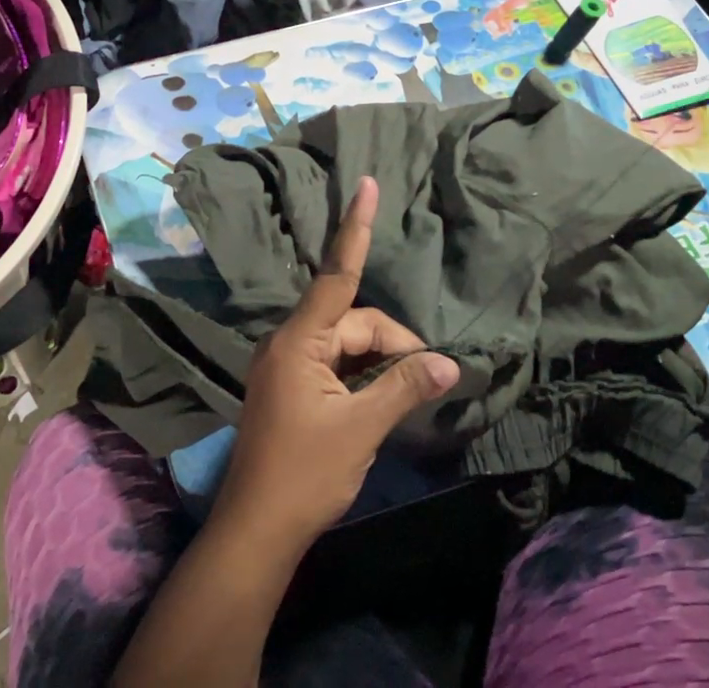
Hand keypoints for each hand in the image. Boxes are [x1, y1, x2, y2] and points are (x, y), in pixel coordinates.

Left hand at [213, 177, 461, 547]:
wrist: (258, 524)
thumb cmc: (306, 473)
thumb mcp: (362, 429)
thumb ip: (404, 388)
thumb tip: (450, 363)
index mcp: (298, 341)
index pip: (337, 275)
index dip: (356, 229)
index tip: (365, 185)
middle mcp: (288, 343)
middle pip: (353, 322)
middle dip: (393, 345)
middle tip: (428, 381)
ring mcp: (286, 366)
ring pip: (346, 346)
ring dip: (379, 364)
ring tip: (408, 396)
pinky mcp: (290, 388)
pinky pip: (334, 365)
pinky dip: (362, 377)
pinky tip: (383, 401)